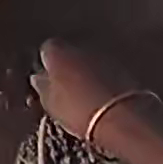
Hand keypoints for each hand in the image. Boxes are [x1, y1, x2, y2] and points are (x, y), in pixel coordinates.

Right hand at [29, 39, 153, 149]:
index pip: (46, 49)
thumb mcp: (51, 103)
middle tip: (65, 86)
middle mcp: (80, 46)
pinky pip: (105, 69)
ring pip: (88, 59)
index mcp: (57, 51)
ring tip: (84, 93)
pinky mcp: (123, 66)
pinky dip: (102, 78)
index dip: (46, 64)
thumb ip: (43, 87)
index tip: (46, 79)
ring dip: (86, 71)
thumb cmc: (77, 110)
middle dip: (67, 65)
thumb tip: (38, 77)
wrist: (122, 118)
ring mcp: (104, 54)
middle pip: (69, 51)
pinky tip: (100, 95)